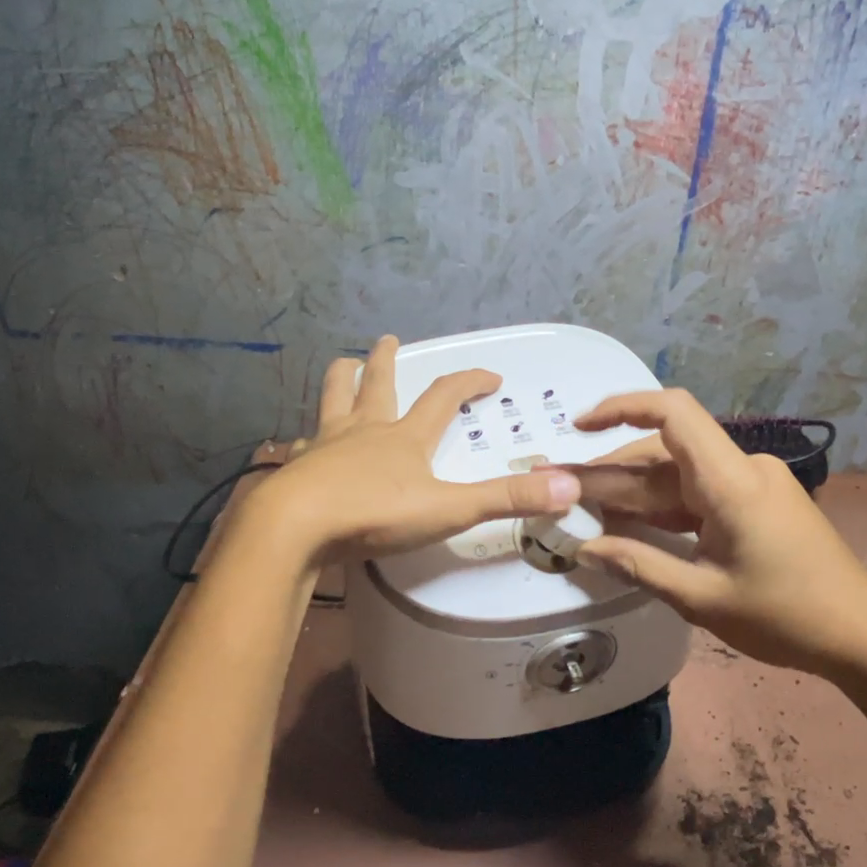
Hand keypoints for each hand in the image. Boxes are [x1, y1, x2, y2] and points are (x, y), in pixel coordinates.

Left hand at [250, 336, 581, 562]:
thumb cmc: (374, 514)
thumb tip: (570, 487)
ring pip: (333, 400)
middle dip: (385, 362)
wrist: (295, 526)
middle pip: (376, 385)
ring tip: (342, 364)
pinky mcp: (297, 469)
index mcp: (404, 438)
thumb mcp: (449, 509)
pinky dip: (309, 438)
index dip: (468, 383)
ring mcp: (326, 446)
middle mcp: (364, 431)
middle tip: (385, 340)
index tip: (490, 376)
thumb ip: (505, 499)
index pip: (443, 398)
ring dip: (340, 380)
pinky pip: (304, 444)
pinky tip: (305, 443)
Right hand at [568, 389, 866, 672]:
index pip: (673, 413)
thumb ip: (639, 566)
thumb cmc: (786, 616)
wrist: (864, 636)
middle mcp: (742, 470)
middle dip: (613, 472)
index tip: (579, 427)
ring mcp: (753, 486)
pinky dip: (664, 510)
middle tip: (566, 496)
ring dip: (636, 495)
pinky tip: (631, 529)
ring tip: (587, 515)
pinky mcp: (758, 505)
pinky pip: (700, 495)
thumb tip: (584, 549)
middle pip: (666, 451)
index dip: (621, 407)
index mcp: (731, 481)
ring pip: (679, 476)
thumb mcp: (702, 598)